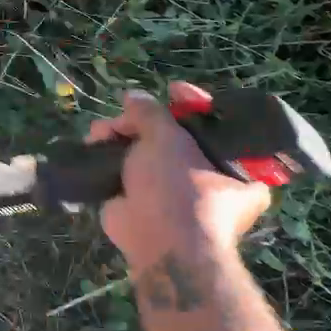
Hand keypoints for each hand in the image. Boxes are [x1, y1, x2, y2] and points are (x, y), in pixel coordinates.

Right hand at [85, 81, 272, 270]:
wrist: (158, 240)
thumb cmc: (181, 190)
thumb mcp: (170, 141)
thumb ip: (153, 114)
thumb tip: (135, 97)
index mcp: (237, 171)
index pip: (220, 127)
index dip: (197, 105)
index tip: (173, 90)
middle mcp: (206, 178)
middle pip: (171, 134)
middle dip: (140, 121)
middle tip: (124, 119)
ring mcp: (170, 188)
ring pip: (142, 147)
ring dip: (117, 134)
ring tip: (101, 134)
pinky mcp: (141, 196)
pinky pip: (124, 164)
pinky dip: (107, 153)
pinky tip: (94, 146)